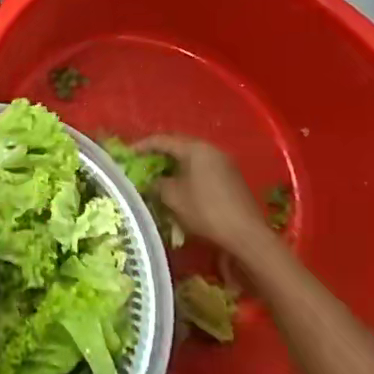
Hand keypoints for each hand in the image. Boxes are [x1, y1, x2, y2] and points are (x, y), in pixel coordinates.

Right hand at [141, 134, 272, 255]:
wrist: (246, 233)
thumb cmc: (206, 210)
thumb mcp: (173, 198)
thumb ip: (158, 184)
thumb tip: (153, 182)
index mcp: (196, 148)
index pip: (164, 140)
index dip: (143, 145)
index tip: (128, 153)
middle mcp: (211, 149)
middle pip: (180, 146)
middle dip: (159, 154)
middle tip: (142, 163)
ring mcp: (224, 163)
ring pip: (192, 158)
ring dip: (174, 165)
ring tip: (159, 177)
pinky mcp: (231, 178)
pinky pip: (203, 168)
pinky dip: (188, 174)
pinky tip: (181, 188)